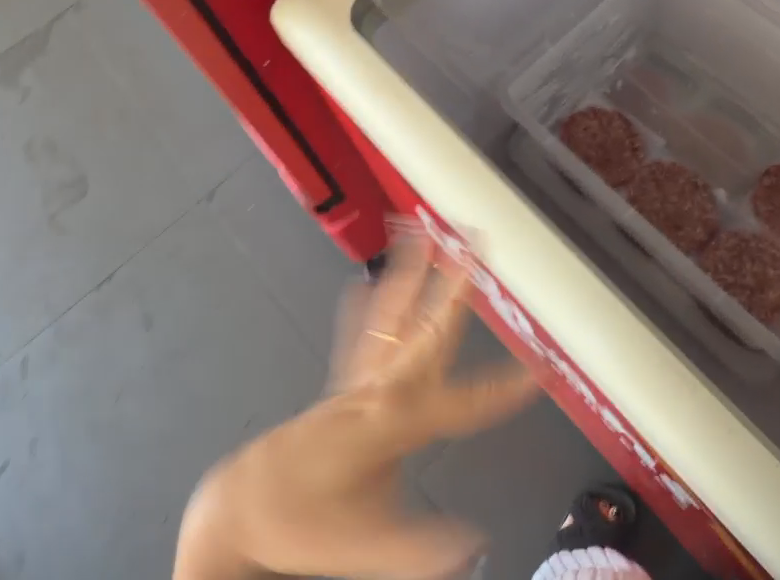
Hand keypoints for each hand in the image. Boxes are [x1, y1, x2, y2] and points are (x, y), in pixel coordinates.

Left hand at [177, 232, 538, 579]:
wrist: (242, 505)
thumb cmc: (298, 522)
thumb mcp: (363, 545)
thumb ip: (418, 546)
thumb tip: (474, 546)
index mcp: (391, 424)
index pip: (461, 403)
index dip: (501, 390)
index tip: (538, 372)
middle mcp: (376, 390)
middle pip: (425, 329)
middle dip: (455, 286)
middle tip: (475, 244)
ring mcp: (357, 381)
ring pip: (391, 316)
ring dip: (409, 272)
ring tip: (422, 232)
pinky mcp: (342, 384)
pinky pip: (360, 334)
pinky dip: (365, 305)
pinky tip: (364, 280)